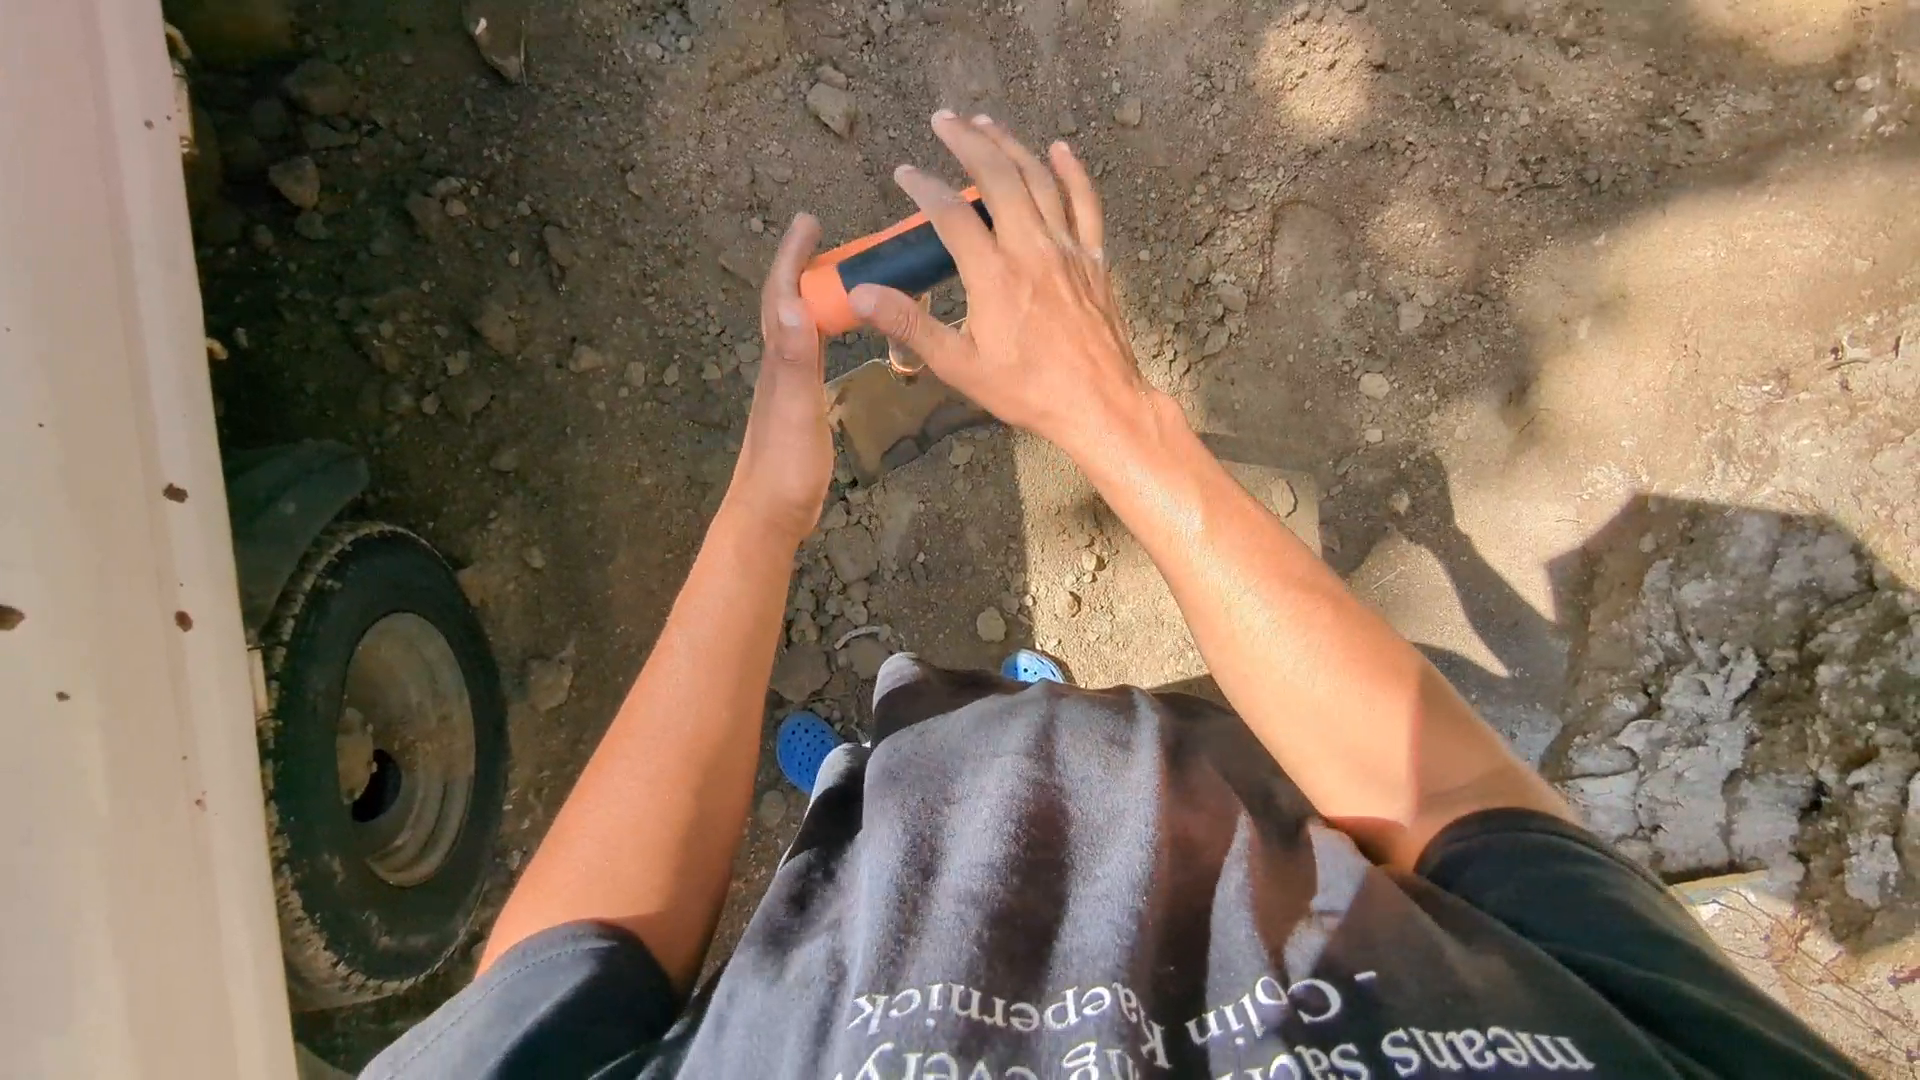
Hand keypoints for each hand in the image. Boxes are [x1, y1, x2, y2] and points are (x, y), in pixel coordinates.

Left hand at [725, 214, 831, 545]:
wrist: (769, 515)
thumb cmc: (785, 466)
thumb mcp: (794, 409)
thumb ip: (793, 358)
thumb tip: (789, 299)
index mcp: (778, 361)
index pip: (781, 297)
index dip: (792, 258)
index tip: (809, 221)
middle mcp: (777, 368)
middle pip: (786, 307)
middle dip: (802, 269)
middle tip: (827, 242)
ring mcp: (785, 390)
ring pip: (796, 331)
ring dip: (810, 299)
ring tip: (835, 281)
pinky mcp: (797, 410)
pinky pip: (807, 357)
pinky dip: (819, 335)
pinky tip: (830, 343)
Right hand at [847, 113, 1147, 457]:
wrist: (1097, 404)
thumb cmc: (1026, 391)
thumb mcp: (960, 366)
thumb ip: (911, 325)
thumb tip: (862, 295)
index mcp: (993, 275)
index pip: (951, 213)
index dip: (924, 187)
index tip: (904, 173)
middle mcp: (1031, 249)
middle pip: (998, 178)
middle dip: (967, 142)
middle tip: (944, 120)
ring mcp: (1068, 250)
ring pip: (1040, 180)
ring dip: (1011, 145)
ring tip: (986, 122)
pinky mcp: (1095, 260)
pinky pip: (1086, 203)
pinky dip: (1072, 172)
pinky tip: (1059, 150)